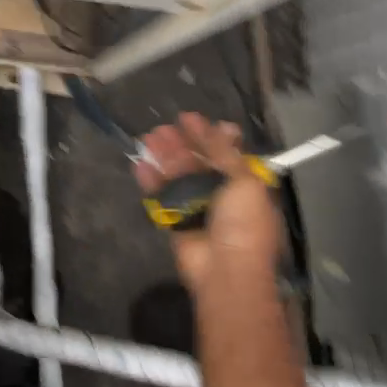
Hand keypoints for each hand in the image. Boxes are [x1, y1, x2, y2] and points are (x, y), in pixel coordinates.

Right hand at [133, 113, 281, 286]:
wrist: (225, 269)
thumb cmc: (243, 223)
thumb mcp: (245, 182)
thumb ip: (228, 154)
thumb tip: (224, 126)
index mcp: (242, 186)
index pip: (223, 154)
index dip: (207, 135)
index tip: (188, 118)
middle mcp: (220, 195)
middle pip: (197, 163)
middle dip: (180, 143)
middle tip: (163, 127)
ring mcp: (196, 207)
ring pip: (176, 176)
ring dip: (163, 156)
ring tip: (148, 138)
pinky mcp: (175, 220)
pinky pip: (160, 195)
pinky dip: (150, 180)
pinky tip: (140, 164)